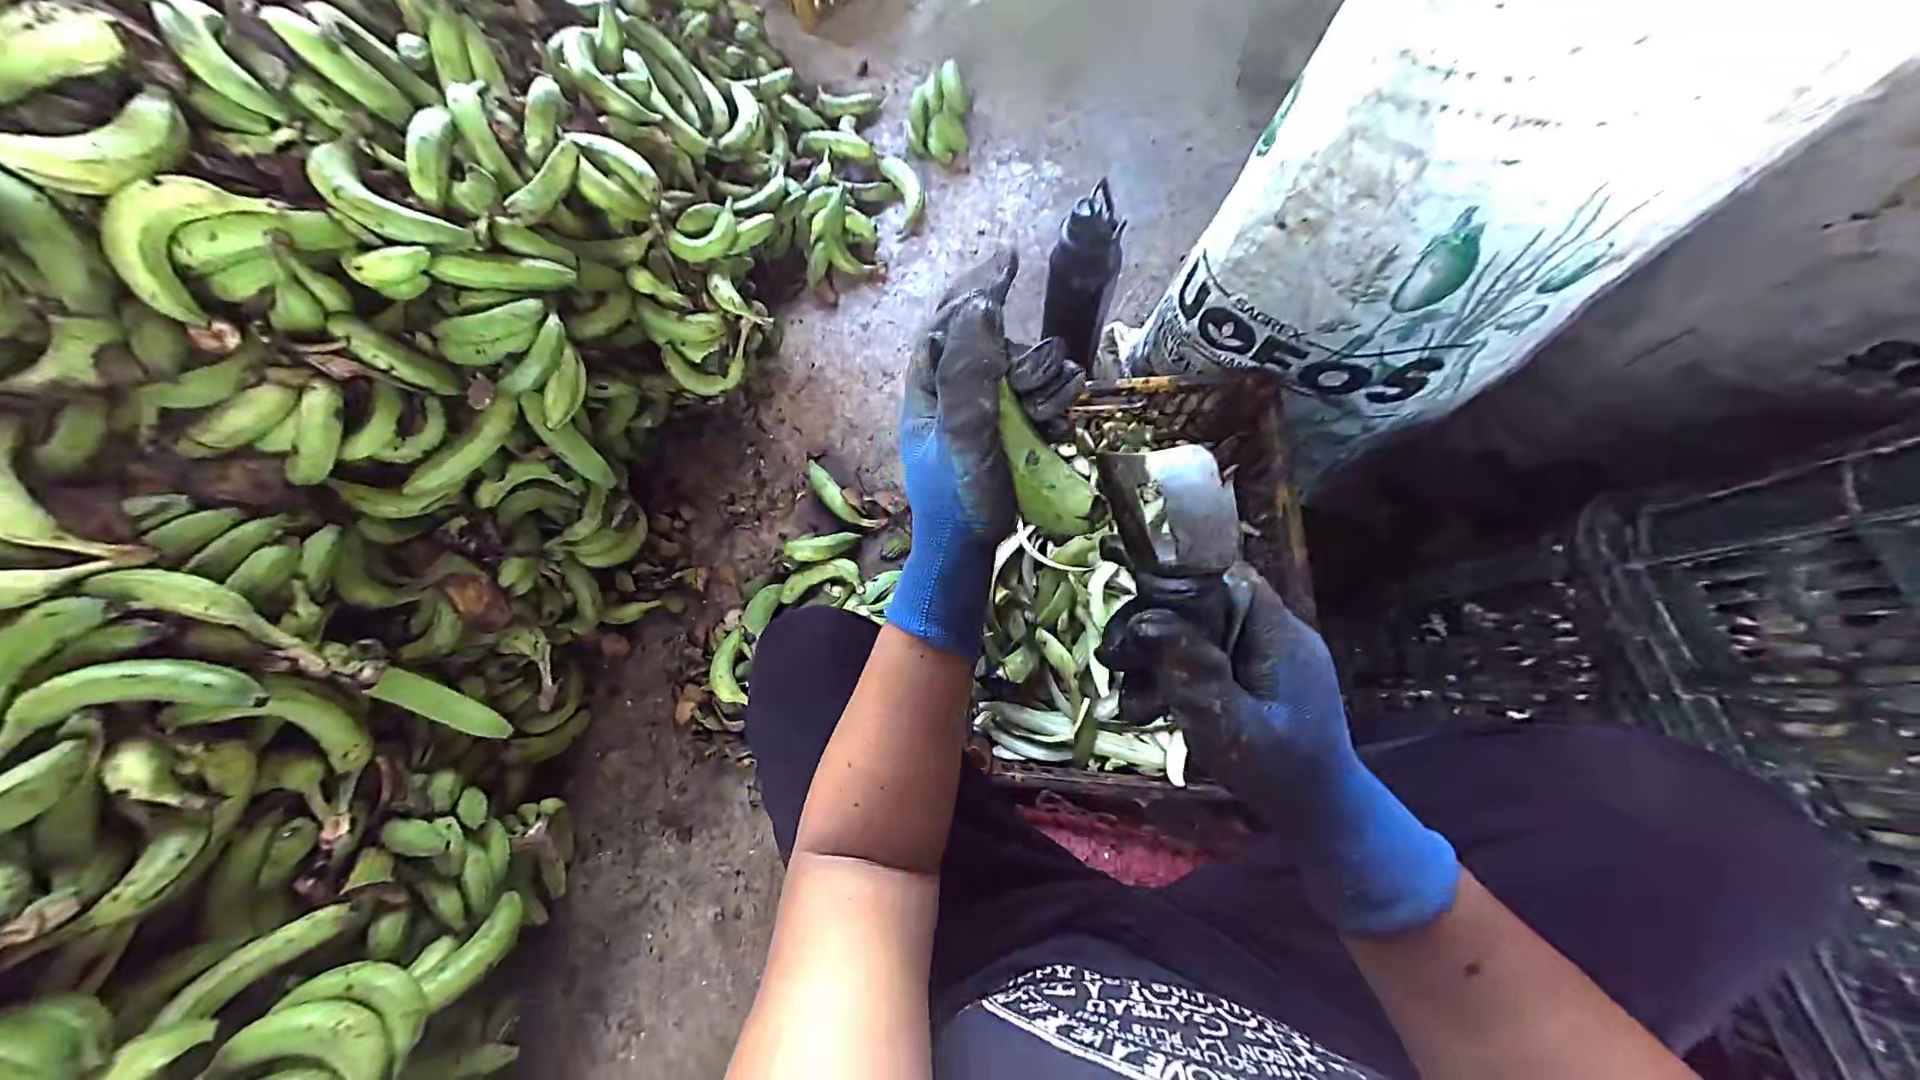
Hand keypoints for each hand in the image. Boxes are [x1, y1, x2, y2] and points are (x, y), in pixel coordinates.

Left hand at [891, 250, 1086, 655]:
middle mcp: (963, 385)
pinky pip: (1050, 394)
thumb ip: (967, 371)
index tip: (1010, 259)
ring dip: (1044, 386)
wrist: (973, 545)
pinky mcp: (1021, 424)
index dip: (979, 287)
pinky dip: (1057, 406)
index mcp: (931, 381)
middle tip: (1023, 391)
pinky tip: (1052, 429)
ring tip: (1036, 419)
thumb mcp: (955, 434)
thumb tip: (982, 306)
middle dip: (1020, 359)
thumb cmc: (954, 495)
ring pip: (1033, 364)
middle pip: (1001, 339)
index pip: (953, 319)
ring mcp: (994, 405)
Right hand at [1102, 565, 1459, 933]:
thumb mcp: (1231, 728)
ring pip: (1198, 630)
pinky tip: (1149, 704)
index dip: (1180, 580)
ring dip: (1158, 656)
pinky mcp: (1253, 673)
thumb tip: (1146, 621)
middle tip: (1117, 657)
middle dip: (1156, 626)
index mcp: (1278, 635)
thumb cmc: (1281, 773)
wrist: (1323, 814)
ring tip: (1129, 692)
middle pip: (1205, 603)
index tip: (1137, 604)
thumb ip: (1193, 674)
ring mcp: (1264, 654)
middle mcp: (1272, 634)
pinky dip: (1174, 674)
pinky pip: (1206, 655)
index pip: (1229, 578)